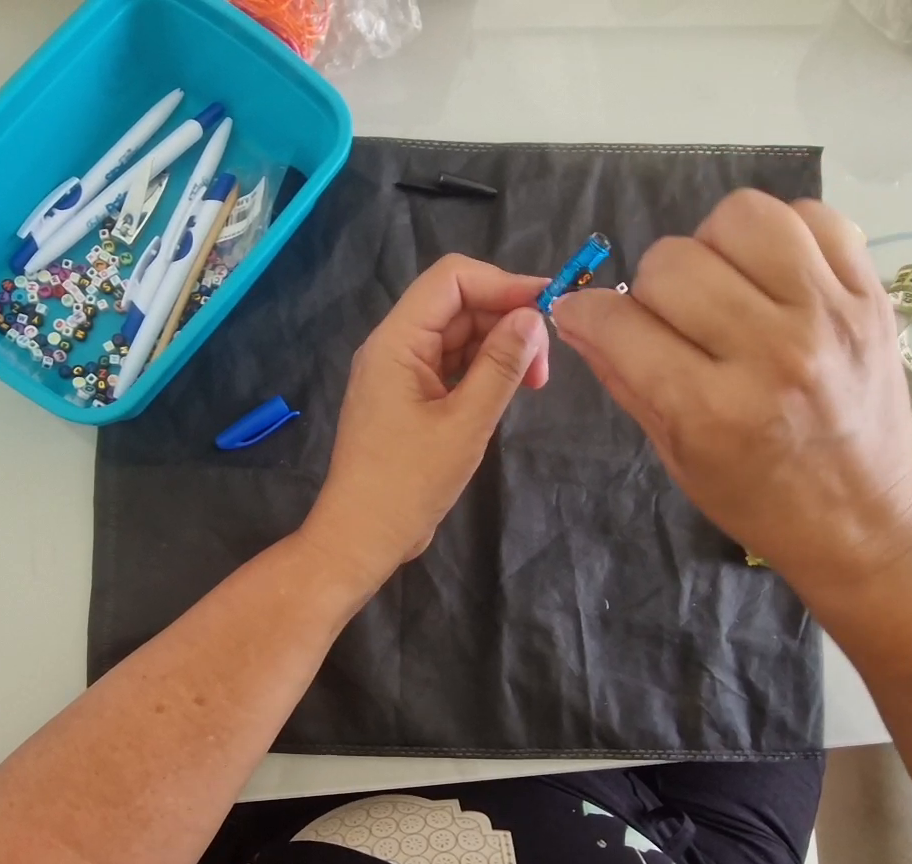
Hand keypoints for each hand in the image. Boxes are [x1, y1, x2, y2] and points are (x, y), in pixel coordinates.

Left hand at [302, 255, 550, 580]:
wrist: (362, 535)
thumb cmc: (408, 483)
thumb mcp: (465, 423)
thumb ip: (501, 366)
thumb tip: (532, 317)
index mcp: (397, 342)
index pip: (452, 279)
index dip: (503, 283)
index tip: (549, 306)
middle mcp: (394, 348)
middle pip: (457, 306)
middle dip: (506, 321)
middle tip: (545, 365)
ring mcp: (399, 374)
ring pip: (457, 337)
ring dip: (498, 349)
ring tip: (533, 382)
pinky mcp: (407, 400)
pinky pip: (449, 367)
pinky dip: (481, 372)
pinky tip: (507, 392)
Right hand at [550, 191, 911, 593]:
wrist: (857, 517)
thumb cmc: (752, 497)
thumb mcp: (673, 452)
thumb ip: (623, 377)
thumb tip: (574, 316)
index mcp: (710, 409)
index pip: (618, 324)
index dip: (583, 312)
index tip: (580, 315)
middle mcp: (771, 352)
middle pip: (671, 262)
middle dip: (648, 288)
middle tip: (666, 320)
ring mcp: (828, 314)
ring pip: (740, 217)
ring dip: (711, 247)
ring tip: (720, 285)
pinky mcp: (870, 293)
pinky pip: (811, 215)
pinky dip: (778, 235)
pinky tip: (770, 275)